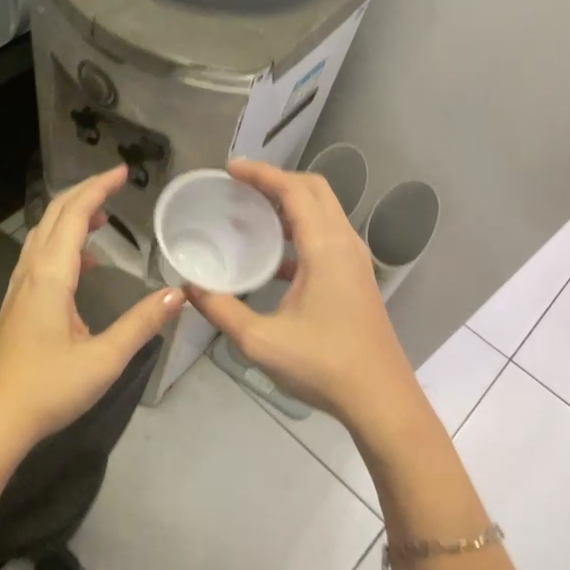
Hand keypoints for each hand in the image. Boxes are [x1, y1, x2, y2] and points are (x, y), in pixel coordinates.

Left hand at [0, 166, 184, 457]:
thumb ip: (140, 325)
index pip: (72, 214)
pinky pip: (38, 257)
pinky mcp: (14, 306)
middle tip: (115, 185)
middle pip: (52, 216)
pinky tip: (82, 267)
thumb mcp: (102, 361)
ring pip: (41, 235)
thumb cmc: (46, 390)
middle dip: (83, 194)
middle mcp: (30, 272)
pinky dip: (61, 245)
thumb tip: (177, 294)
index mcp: (50, 276)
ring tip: (102, 218)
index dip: (97, 188)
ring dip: (69, 218)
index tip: (122, 172)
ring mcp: (17, 289)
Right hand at [188, 160, 419, 429]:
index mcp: (325, 248)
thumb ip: (220, 309)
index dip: (261, 173)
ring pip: (324, 212)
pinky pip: (327, 236)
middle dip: (276, 180)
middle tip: (239, 186)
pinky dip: (299, 230)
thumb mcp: (260, 341)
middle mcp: (345, 244)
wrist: (381, 401)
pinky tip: (271, 257)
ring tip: (250, 212)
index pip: (294, 190)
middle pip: (314, 190)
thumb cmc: (323, 365)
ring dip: (289, 203)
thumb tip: (188, 288)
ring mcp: (355, 261)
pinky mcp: (356, 279)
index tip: (229, 168)